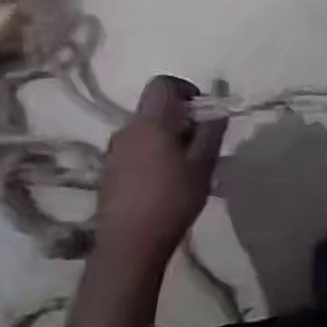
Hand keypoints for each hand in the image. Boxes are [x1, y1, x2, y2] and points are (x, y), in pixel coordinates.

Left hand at [95, 76, 225, 268]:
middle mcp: (126, 129)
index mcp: (151, 122)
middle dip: (182, 119)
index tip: (204, 113)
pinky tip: (166, 183)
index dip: (186, 90)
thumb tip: (217, 105)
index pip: (163, 84)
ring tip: (187, 167)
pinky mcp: (108, 172)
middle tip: (202, 145)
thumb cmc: (173, 198)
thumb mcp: (204, 163)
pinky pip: (135, 150)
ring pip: (146, 131)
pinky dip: (153, 155)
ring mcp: (113, 151)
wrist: (130, 242)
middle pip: (155, 108)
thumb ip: (212, 129)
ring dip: (168, 138)